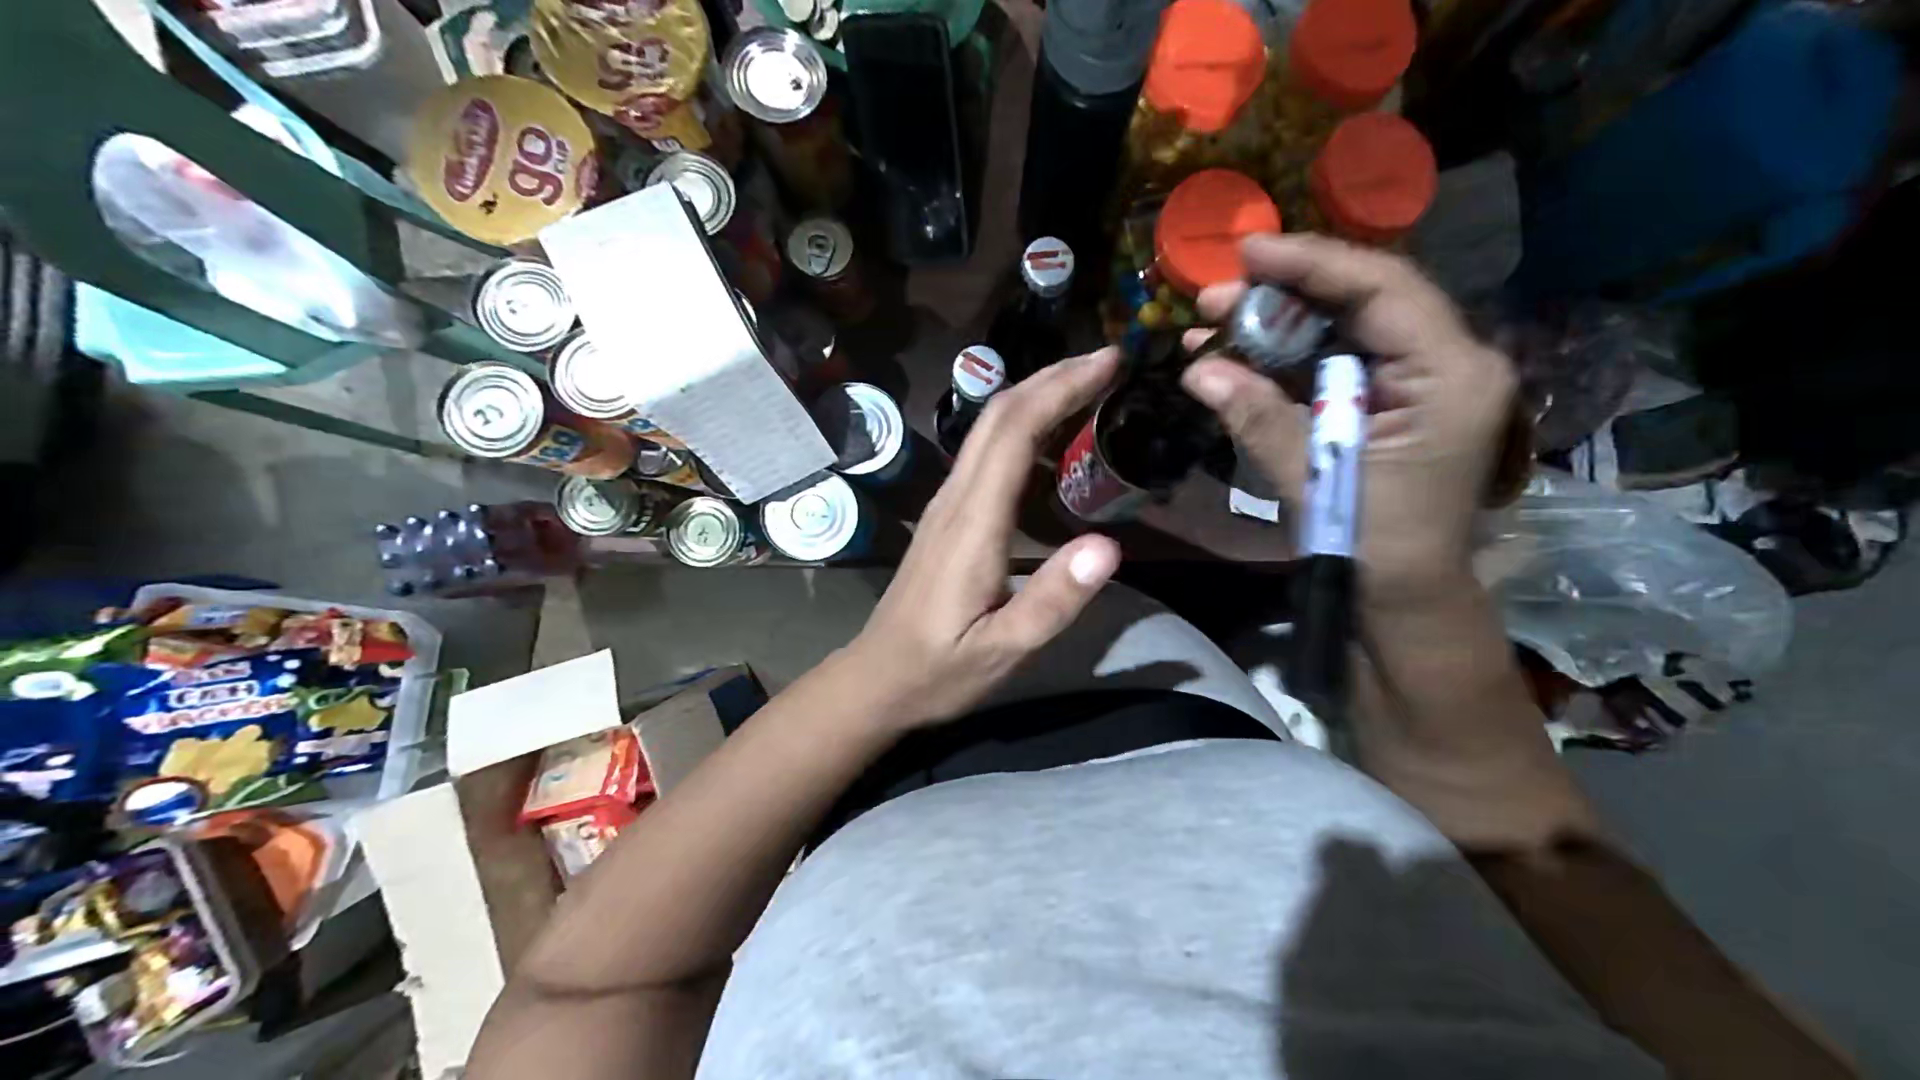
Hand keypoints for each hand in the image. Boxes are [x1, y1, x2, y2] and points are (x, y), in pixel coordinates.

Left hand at [839, 349, 1123, 728]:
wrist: (878, 678)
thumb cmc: (939, 670)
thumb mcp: (1003, 651)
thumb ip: (1053, 601)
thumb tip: (1108, 545)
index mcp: (971, 524)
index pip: (1013, 432)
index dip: (1061, 387)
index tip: (1109, 361)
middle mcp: (954, 500)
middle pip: (998, 416)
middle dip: (1053, 377)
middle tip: (1109, 361)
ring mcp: (946, 505)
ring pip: (989, 430)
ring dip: (1038, 396)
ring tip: (1091, 387)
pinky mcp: (947, 516)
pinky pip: (986, 454)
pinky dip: (1024, 427)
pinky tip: (1052, 438)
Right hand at [1181, 234, 1515, 606]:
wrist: (1403, 599)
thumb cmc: (1375, 547)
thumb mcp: (1314, 479)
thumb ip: (1260, 417)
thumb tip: (1197, 368)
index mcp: (1450, 374)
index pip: (1381, 289)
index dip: (1310, 263)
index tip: (1247, 252)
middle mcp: (1444, 364)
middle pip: (1361, 301)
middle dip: (1283, 293)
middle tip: (1213, 295)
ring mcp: (1416, 384)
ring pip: (1342, 330)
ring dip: (1275, 325)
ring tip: (1211, 322)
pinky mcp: (1388, 405)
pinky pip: (1333, 365)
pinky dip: (1282, 361)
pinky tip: (1233, 358)